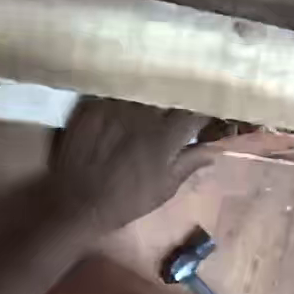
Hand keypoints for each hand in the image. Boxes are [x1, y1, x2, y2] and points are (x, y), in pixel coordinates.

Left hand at [45, 99, 214, 234]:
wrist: (77, 204)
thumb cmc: (128, 200)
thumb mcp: (166, 187)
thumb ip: (191, 162)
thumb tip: (216, 149)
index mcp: (166, 133)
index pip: (196, 110)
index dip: (205, 112)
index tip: (207, 118)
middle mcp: (143, 112)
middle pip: (170, 94)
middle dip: (180, 100)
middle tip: (180, 111)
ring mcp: (115, 106)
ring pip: (142, 89)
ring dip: (152, 96)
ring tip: (153, 105)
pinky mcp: (92, 105)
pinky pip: (116, 92)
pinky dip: (125, 98)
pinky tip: (125, 107)